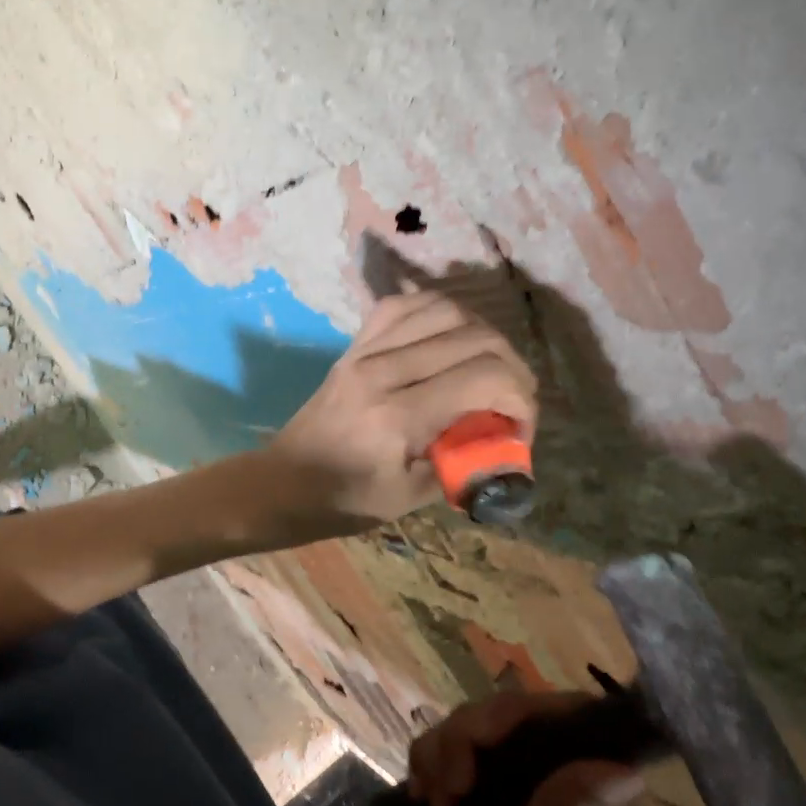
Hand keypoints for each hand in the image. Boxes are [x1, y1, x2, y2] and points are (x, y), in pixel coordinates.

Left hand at [268, 289, 536, 530]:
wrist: (283, 483)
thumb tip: (507, 440)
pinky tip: (449, 339)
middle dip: (512, 368)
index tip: (519, 431)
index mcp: (396, 415)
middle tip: (511, 403)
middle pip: (475, 337)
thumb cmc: (345, 499)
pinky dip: (437, 313)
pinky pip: (401, 306)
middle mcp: (380, 371)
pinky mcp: (352, 346)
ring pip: (443, 310)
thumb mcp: (411, 497)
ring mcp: (362, 352)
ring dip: (481, 334)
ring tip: (486, 370)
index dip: (522, 401)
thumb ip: (464, 462)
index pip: (486, 377)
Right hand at [405, 693, 651, 805]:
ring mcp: (529, 781)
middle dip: (470, 738)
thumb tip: (628, 771)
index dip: (529, 713)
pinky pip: (456, 735)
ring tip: (436, 797)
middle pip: (523, 714)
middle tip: (451, 780)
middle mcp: (576, 790)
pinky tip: (427, 794)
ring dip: (445, 752)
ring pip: (483, 721)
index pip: (583, 726)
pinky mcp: (490, 775)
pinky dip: (433, 759)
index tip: (484, 734)